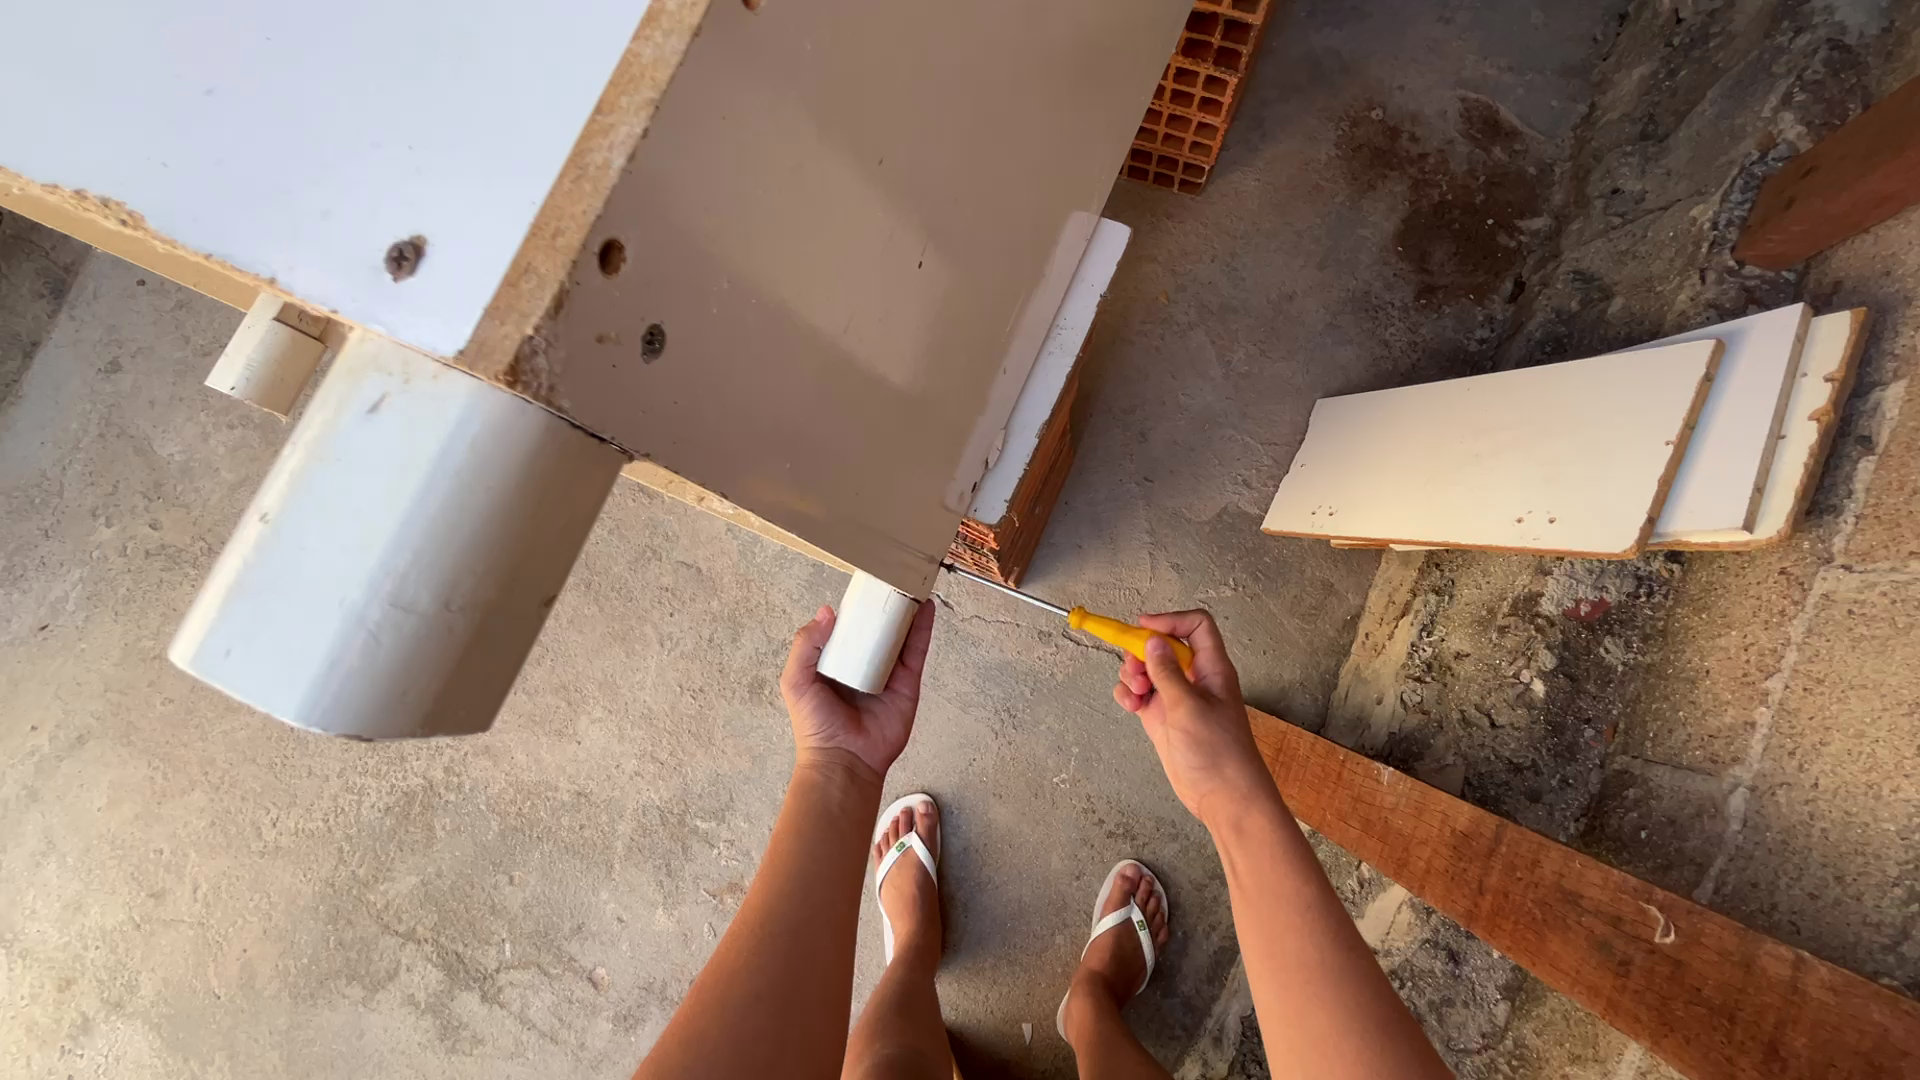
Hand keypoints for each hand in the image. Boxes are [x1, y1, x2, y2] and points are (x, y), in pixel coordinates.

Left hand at [780, 600, 935, 782]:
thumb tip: (826, 612)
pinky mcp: (908, 681)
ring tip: (911, 583)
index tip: (861, 585)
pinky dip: (924, 628)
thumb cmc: (817, 725)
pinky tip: (926, 607)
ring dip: (907, 610)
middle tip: (890, 578)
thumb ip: (805, 645)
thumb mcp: (796, 680)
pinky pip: (917, 650)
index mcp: (836, 661)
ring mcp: (888, 671)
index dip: (854, 607)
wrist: (844, 759)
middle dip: (883, 605)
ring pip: (900, 634)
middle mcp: (864, 663)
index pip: (847, 627)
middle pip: (877, 627)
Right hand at [1113, 610, 1273, 825]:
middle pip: (1163, 645)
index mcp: (1211, 668)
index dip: (1170, 621)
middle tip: (1135, 669)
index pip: (1196, 626)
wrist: (1223, 798)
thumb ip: (1167, 672)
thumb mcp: (1189, 707)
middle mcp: (1194, 678)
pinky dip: (1129, 695)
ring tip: (1134, 692)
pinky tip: (1130, 705)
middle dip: (1142, 651)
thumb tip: (1153, 641)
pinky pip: (1139, 694)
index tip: (1143, 627)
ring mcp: (1176, 697)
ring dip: (1132, 674)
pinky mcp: (1162, 717)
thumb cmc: (1218, 753)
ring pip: (1146, 668)